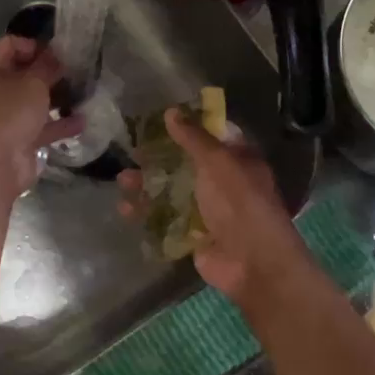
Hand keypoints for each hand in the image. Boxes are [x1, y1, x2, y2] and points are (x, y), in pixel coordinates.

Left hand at [0, 35, 83, 201]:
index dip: (35, 45)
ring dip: (57, 98)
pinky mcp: (19, 140)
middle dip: (49, 73)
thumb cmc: (9, 113)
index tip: (59, 53)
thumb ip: (47, 66)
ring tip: (83, 93)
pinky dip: (60, 124)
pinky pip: (42, 127)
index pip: (10, 45)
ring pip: (34, 102)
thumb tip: (56, 55)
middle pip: (24, 74)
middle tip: (76, 71)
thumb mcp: (33, 82)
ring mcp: (7, 117)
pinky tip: (83, 121)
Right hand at [121, 108, 311, 301]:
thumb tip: (170, 112)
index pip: (211, 138)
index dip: (187, 128)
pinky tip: (127, 210)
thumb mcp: (218, 163)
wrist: (251, 262)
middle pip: (185, 166)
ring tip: (123, 181)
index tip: (157, 123)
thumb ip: (194, 139)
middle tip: (133, 154)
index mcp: (237, 161)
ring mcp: (208, 211)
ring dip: (147, 186)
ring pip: (172, 193)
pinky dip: (147, 215)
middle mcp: (223, 183)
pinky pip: (166, 221)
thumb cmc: (240, 204)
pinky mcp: (193, 235)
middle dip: (158, 160)